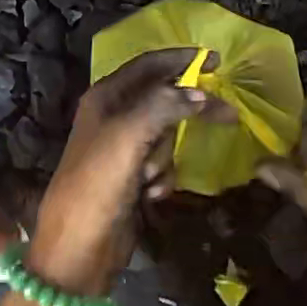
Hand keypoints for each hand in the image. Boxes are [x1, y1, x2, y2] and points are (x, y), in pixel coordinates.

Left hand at [27, 48, 230, 292]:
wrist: (79, 246)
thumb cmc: (98, 183)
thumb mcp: (128, 136)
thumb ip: (163, 106)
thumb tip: (198, 92)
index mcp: (104, 96)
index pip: (148, 65)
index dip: (180, 58)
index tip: (216, 60)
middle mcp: (112, 115)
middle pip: (162, 99)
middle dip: (187, 112)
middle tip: (227, 116)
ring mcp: (122, 147)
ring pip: (165, 136)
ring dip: (165, 157)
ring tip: (148, 177)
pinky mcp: (132, 176)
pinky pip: (163, 166)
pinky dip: (162, 179)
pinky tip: (149, 196)